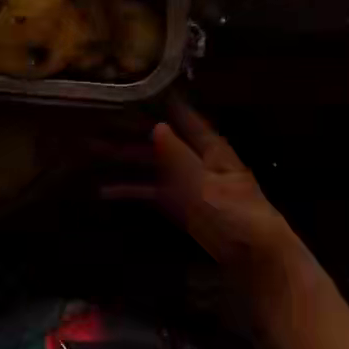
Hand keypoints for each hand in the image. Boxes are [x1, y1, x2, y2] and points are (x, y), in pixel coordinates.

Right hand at [104, 101, 300, 275]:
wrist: (255, 260)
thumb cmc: (235, 215)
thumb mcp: (204, 183)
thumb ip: (178, 156)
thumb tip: (156, 125)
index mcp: (210, 148)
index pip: (183, 117)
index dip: (160, 103)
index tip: (133, 89)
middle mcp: (196, 160)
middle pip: (160, 140)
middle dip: (130, 131)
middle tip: (97, 120)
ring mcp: (187, 184)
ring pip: (151, 164)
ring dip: (124, 158)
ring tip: (92, 150)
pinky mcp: (180, 207)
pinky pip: (151, 192)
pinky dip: (131, 190)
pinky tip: (106, 192)